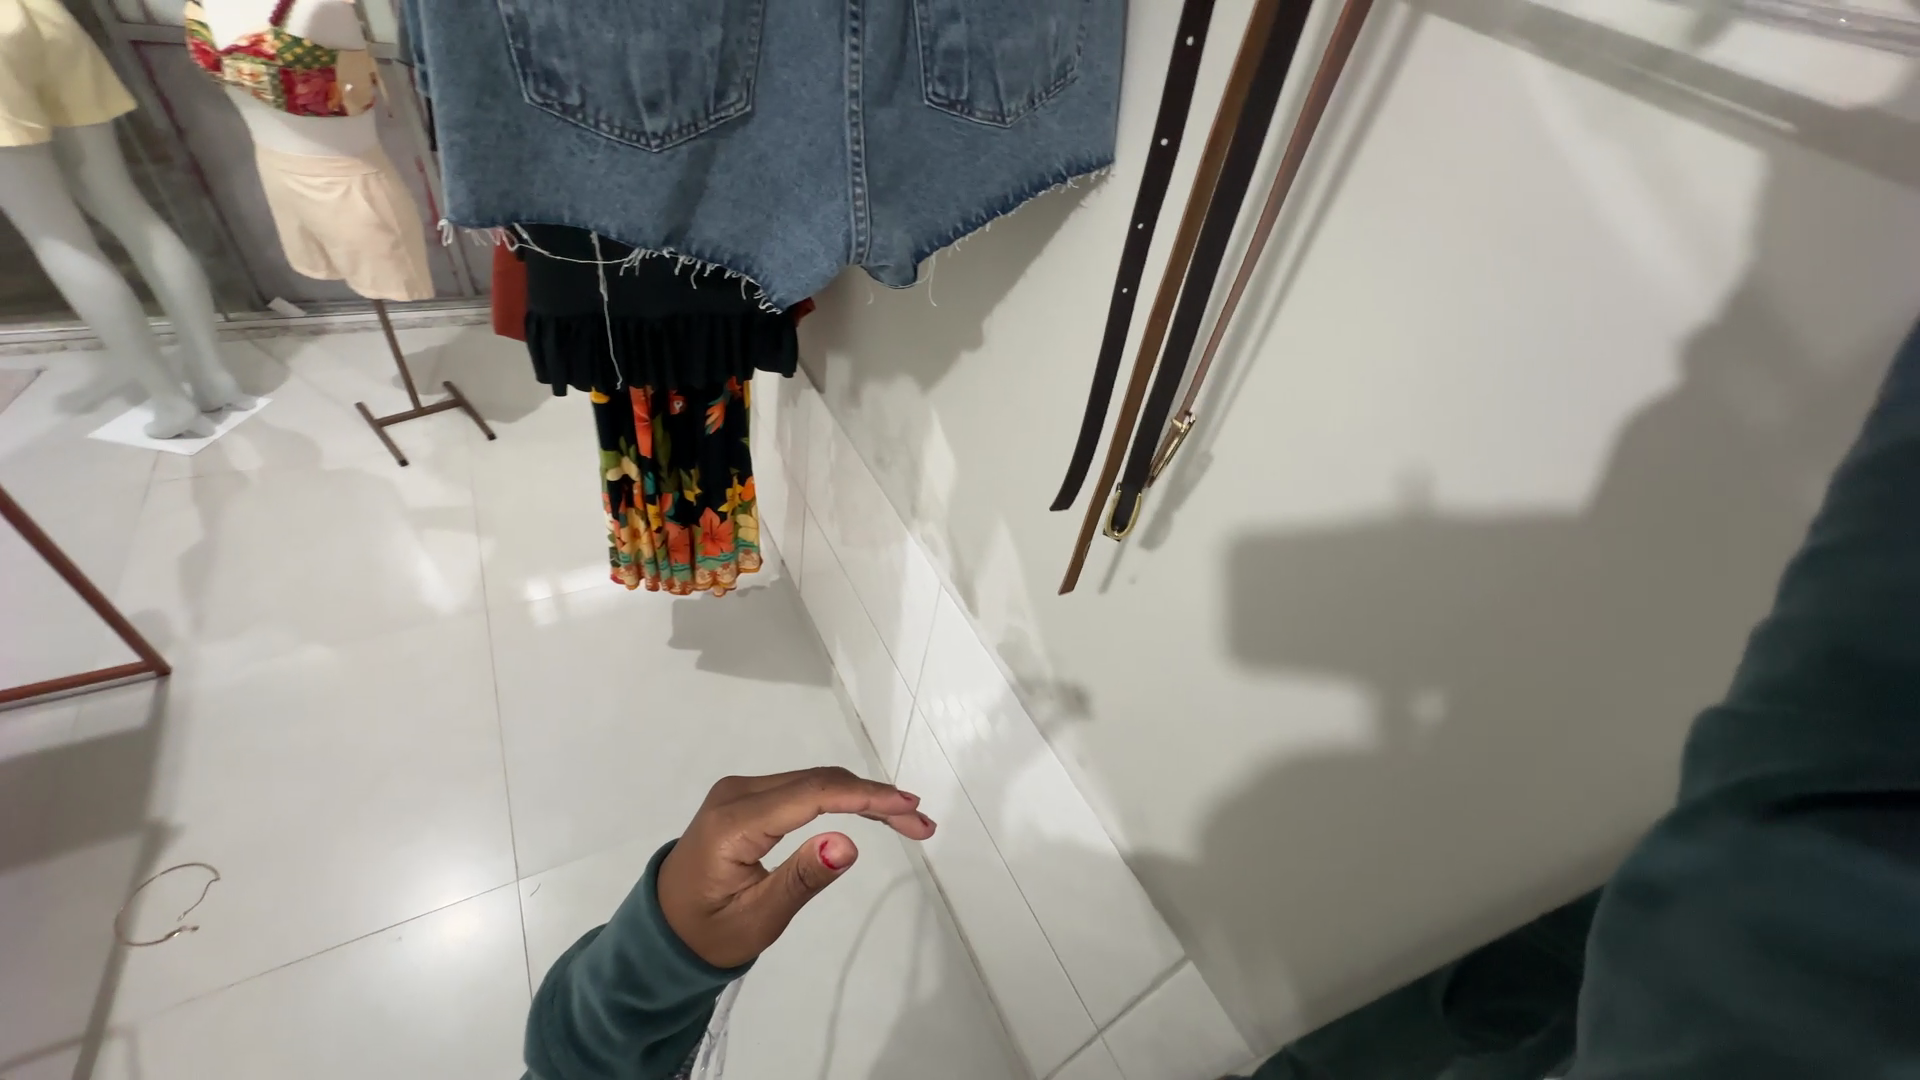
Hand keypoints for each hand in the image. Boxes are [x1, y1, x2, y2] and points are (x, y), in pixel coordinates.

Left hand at [657, 767, 935, 968]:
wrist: (662, 930)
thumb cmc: (707, 935)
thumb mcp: (755, 921)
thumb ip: (800, 880)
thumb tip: (847, 843)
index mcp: (734, 822)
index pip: (811, 794)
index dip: (864, 797)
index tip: (909, 806)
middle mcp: (739, 792)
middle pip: (820, 782)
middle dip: (875, 798)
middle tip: (921, 823)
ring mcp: (743, 790)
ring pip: (817, 781)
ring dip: (864, 796)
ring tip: (908, 819)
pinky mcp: (750, 796)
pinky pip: (805, 789)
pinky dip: (842, 797)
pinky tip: (871, 809)